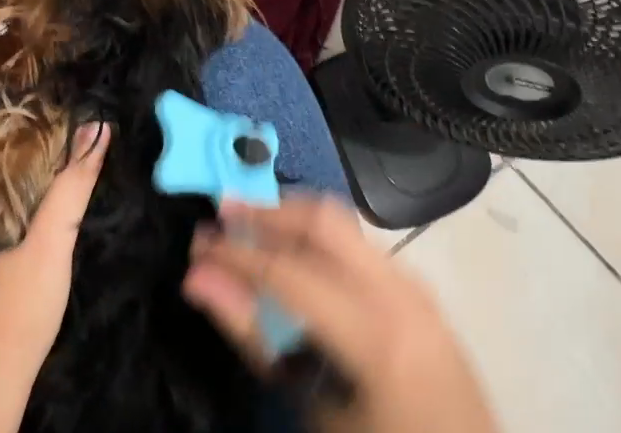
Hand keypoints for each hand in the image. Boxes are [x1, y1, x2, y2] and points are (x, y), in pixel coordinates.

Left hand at [0, 122, 109, 432]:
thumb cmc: (18, 308)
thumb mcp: (51, 243)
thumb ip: (72, 186)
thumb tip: (97, 126)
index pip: (5, 148)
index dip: (42, 135)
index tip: (77, 121)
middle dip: (34, 159)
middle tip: (79, 143)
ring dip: (25, 187)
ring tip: (64, 171)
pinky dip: (12, 214)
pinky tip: (34, 213)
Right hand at [183, 196, 499, 432]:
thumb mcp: (311, 407)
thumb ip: (255, 338)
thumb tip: (199, 279)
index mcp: (374, 333)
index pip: (287, 270)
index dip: (233, 254)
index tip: (196, 247)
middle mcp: (402, 295)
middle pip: (323, 221)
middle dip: (267, 213)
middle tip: (222, 215)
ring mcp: (419, 291)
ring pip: (345, 226)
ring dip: (293, 221)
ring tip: (251, 231)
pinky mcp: (424, 296)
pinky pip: (363, 247)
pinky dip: (321, 241)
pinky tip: (297, 260)